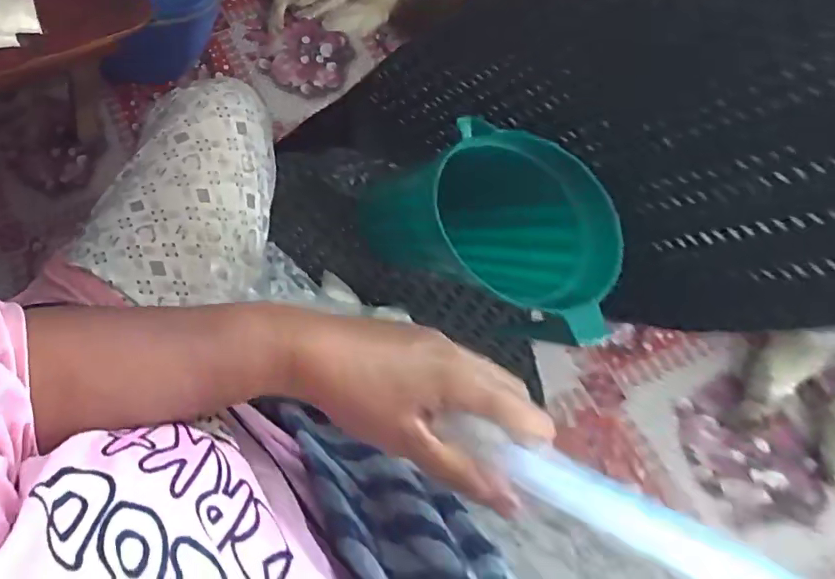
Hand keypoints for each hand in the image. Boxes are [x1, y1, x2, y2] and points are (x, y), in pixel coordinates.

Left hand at [285, 314, 553, 513]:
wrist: (300, 344)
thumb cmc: (354, 394)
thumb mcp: (407, 441)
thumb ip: (462, 471)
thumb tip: (514, 502)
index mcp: (461, 374)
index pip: (528, 413)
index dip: (534, 449)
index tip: (516, 474)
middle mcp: (453, 348)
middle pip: (509, 389)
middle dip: (513, 426)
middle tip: (487, 458)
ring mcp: (428, 335)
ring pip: (480, 373)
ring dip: (484, 405)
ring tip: (456, 436)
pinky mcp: (406, 332)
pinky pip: (453, 362)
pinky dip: (459, 386)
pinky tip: (429, 407)